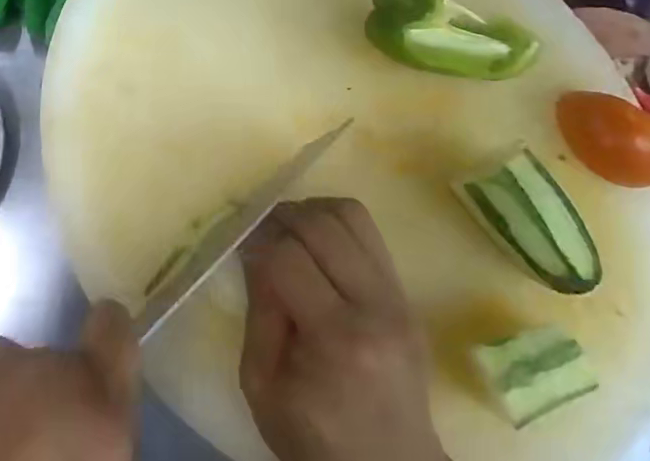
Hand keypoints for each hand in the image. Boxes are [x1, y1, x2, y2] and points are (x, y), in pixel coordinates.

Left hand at [0, 301, 138, 460]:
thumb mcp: (90, 459)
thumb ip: (91, 436)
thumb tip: (78, 431)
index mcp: (96, 403)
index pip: (115, 332)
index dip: (108, 345)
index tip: (99, 373)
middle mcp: (46, 363)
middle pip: (53, 366)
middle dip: (41, 401)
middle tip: (26, 450)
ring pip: (3, 368)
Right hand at [239, 199, 446, 460]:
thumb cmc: (315, 438)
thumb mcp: (262, 385)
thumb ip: (258, 312)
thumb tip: (254, 250)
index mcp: (337, 339)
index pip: (287, 257)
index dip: (257, 245)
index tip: (242, 251)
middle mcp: (376, 307)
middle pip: (320, 225)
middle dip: (280, 218)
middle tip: (260, 233)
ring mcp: (399, 297)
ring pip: (350, 214)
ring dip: (310, 212)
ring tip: (290, 232)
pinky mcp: (406, 294)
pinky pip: (368, 232)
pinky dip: (335, 223)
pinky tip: (317, 245)